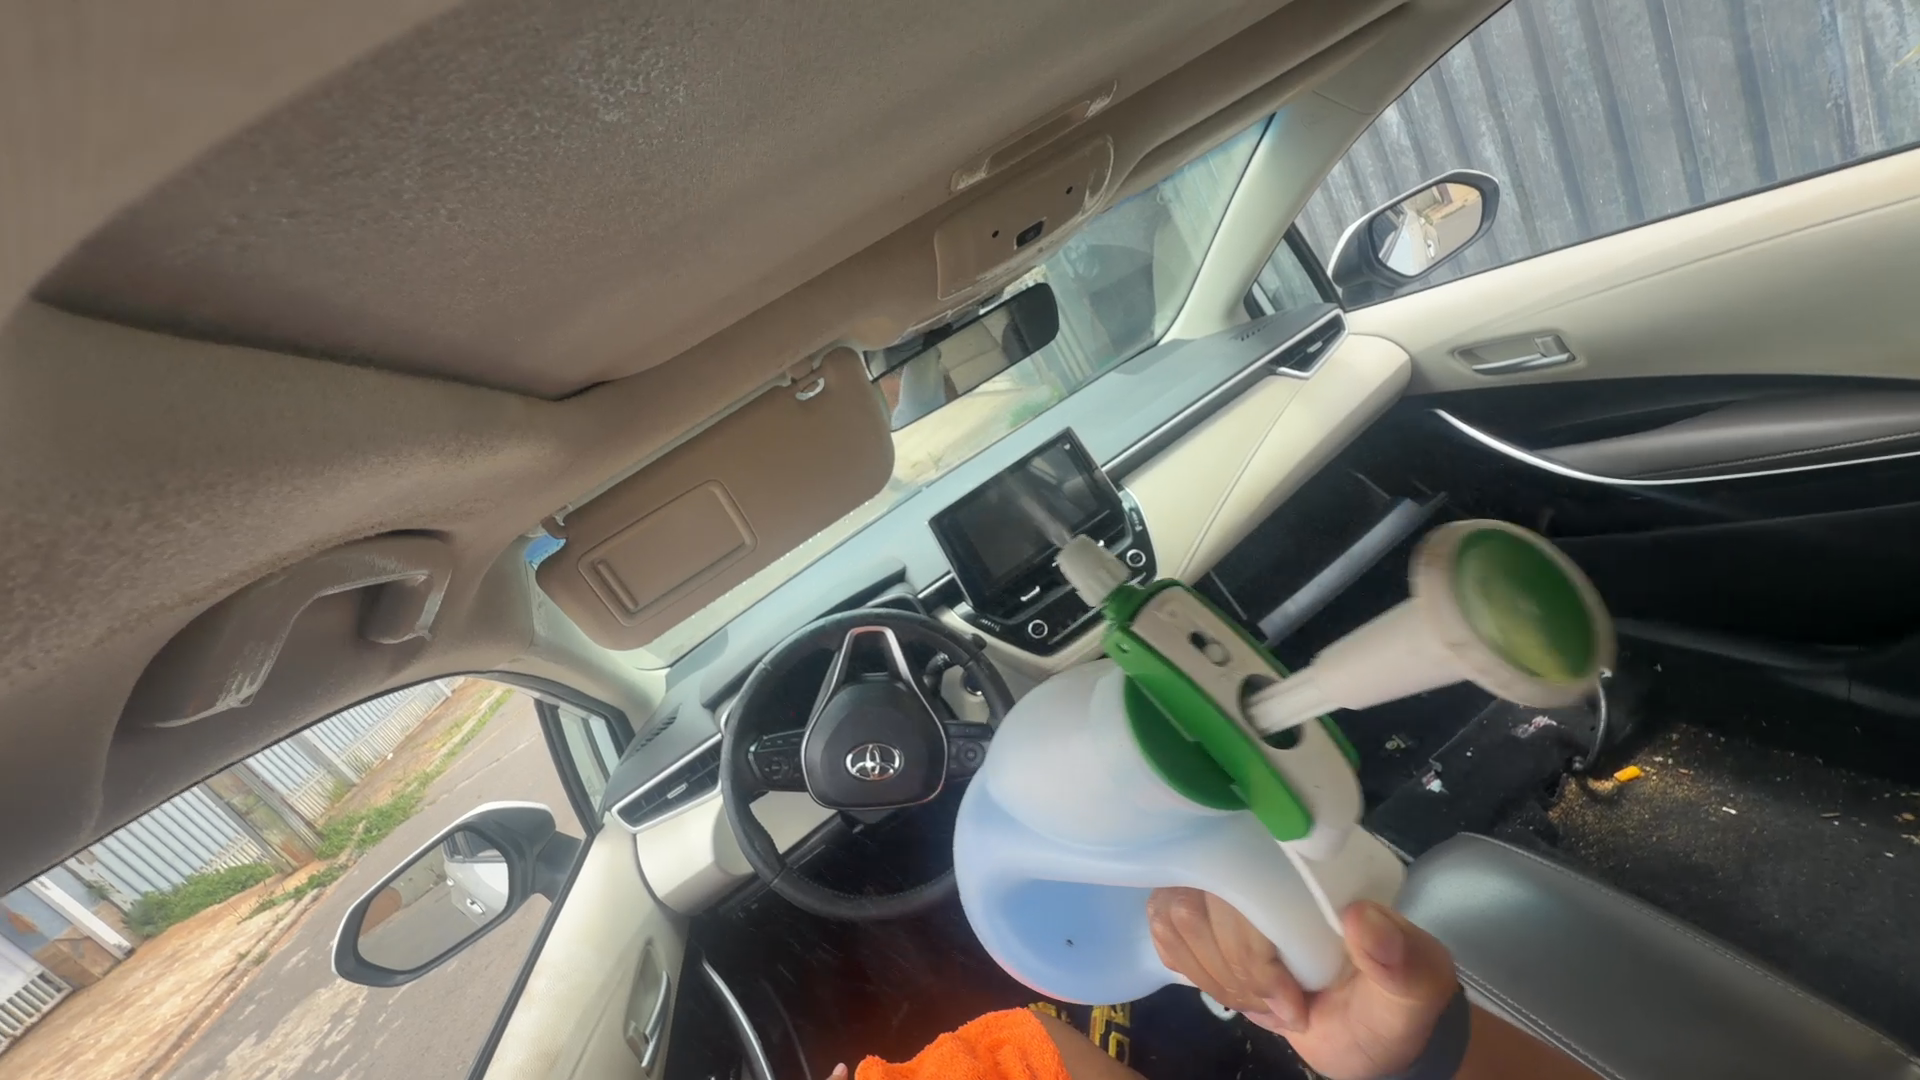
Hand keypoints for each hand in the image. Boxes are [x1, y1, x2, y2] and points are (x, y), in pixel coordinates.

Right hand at [1146, 888, 1458, 1079]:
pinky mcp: (1197, 915)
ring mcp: (1217, 886)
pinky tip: (1230, 987)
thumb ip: (1402, 959)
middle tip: (1283, 1007)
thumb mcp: (1414, 987)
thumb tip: (1361, 918)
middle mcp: (1248, 861)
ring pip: (1173, 917)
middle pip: (1191, 902)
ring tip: (1263, 1002)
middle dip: (1232, 972)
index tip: (1290, 1001)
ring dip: (1214, 975)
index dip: (1246, 946)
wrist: (1368, 1031)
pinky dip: (1192, 967)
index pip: (1233, 873)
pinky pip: (1163, 929)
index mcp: (1298, 862)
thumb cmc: (1390, 1000)